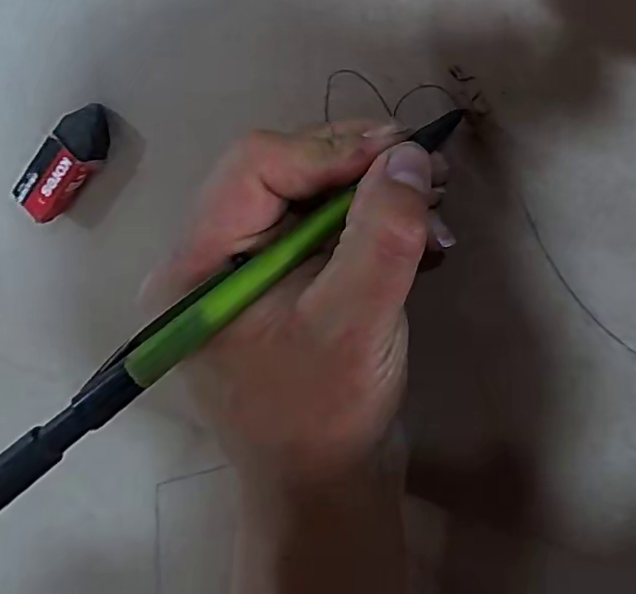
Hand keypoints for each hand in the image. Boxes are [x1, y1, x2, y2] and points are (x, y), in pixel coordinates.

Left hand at [142, 122, 444, 491]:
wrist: (328, 488)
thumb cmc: (326, 417)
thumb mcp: (358, 322)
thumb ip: (384, 234)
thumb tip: (409, 154)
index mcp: (200, 262)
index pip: (257, 164)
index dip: (331, 147)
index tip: (401, 150)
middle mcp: (218, 250)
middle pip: (288, 166)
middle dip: (364, 164)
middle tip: (428, 166)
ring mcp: (255, 260)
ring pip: (318, 188)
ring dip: (381, 189)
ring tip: (435, 201)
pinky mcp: (290, 270)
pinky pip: (332, 218)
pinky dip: (380, 217)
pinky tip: (422, 236)